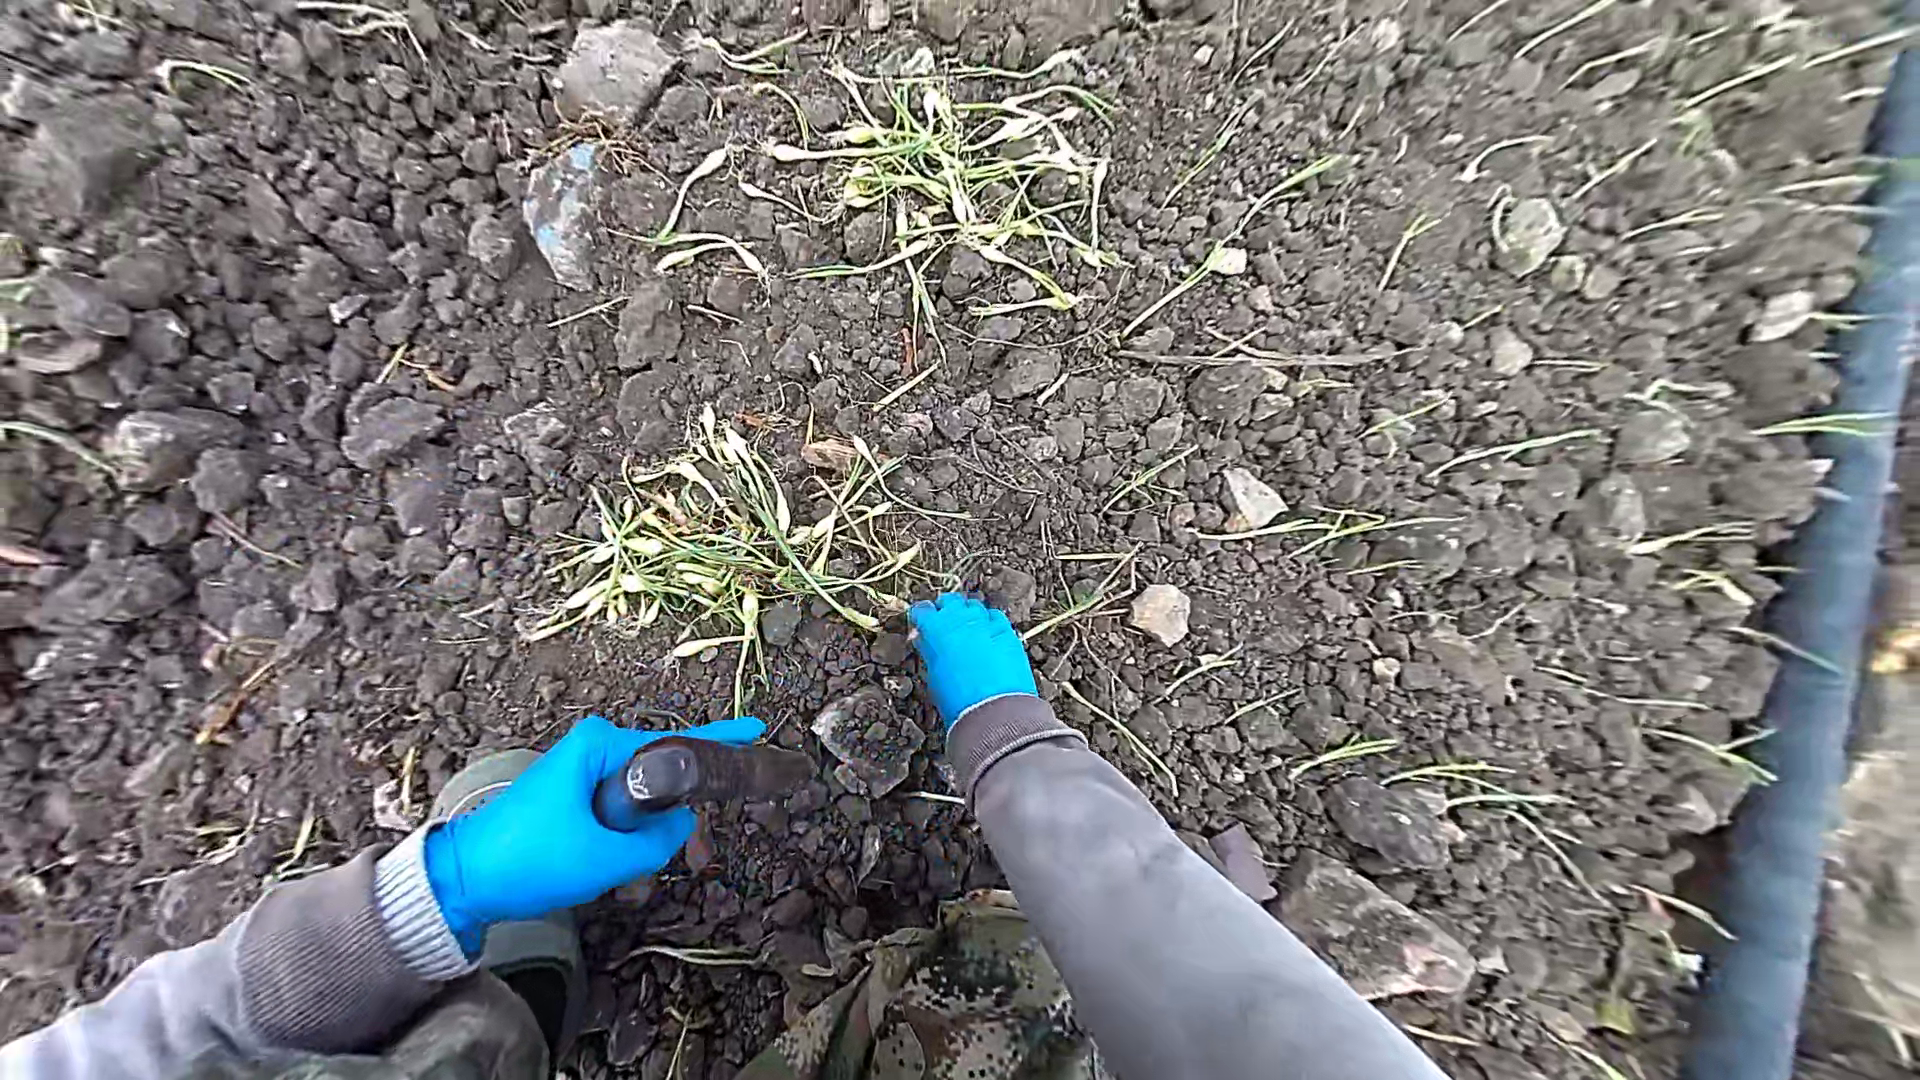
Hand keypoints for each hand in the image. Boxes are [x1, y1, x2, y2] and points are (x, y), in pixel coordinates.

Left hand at [425, 714, 764, 951]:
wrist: (457, 885)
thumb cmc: (527, 859)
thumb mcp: (601, 858)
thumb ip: (656, 842)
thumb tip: (684, 826)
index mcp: (599, 745)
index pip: (674, 739)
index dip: (720, 738)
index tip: (754, 730)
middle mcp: (596, 747)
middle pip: (662, 772)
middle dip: (683, 811)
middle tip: (703, 848)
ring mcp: (585, 769)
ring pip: (643, 795)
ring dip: (655, 832)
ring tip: (657, 869)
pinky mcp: (577, 792)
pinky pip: (622, 806)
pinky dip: (633, 834)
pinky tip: (632, 865)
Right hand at [909, 592, 1037, 729]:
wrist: (994, 710)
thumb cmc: (960, 700)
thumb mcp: (934, 675)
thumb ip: (930, 651)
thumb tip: (927, 640)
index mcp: (937, 629)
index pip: (923, 610)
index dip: (922, 615)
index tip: (923, 621)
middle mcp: (961, 619)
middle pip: (951, 601)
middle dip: (946, 608)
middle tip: (945, 621)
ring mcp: (986, 623)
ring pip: (974, 606)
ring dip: (969, 614)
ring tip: (968, 629)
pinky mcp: (1007, 631)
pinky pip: (995, 617)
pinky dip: (989, 622)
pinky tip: (989, 634)